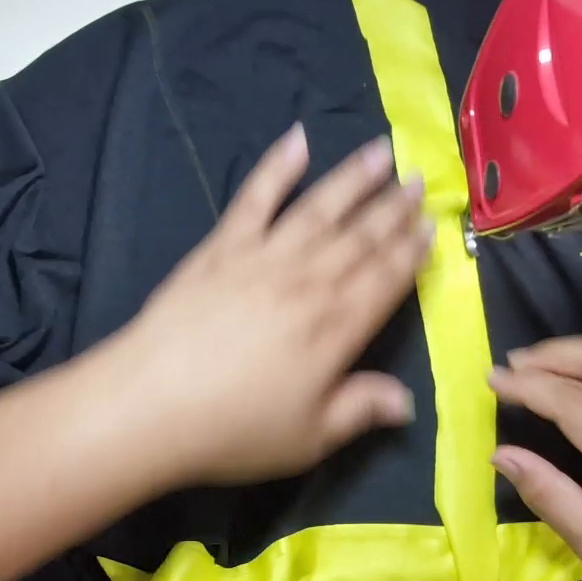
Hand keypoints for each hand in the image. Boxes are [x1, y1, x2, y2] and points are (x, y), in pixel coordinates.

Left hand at [99, 124, 431, 485]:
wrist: (149, 405)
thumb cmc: (233, 430)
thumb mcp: (308, 438)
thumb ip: (360, 410)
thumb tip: (408, 401)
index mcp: (335, 329)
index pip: (385, 280)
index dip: (411, 253)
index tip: (431, 225)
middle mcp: (307, 283)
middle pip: (359, 239)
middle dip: (392, 209)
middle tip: (418, 180)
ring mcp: (262, 259)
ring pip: (318, 210)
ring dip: (352, 179)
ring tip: (380, 151)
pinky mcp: (220, 249)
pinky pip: (254, 199)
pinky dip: (276, 169)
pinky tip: (296, 142)